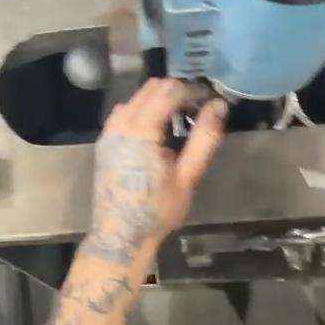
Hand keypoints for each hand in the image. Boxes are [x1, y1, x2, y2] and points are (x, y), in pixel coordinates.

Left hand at [79, 79, 225, 265]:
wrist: (121, 235)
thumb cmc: (157, 209)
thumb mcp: (188, 176)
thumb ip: (204, 138)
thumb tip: (219, 106)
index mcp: (140, 131)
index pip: (167, 92)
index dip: (191, 89)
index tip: (209, 97)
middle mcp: (120, 124)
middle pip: (149, 88)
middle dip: (175, 90)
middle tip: (198, 105)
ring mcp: (108, 132)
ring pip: (135, 98)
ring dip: (158, 98)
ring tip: (181, 116)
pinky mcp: (104, 141)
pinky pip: (124, 112)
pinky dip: (142, 109)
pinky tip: (158, 128)